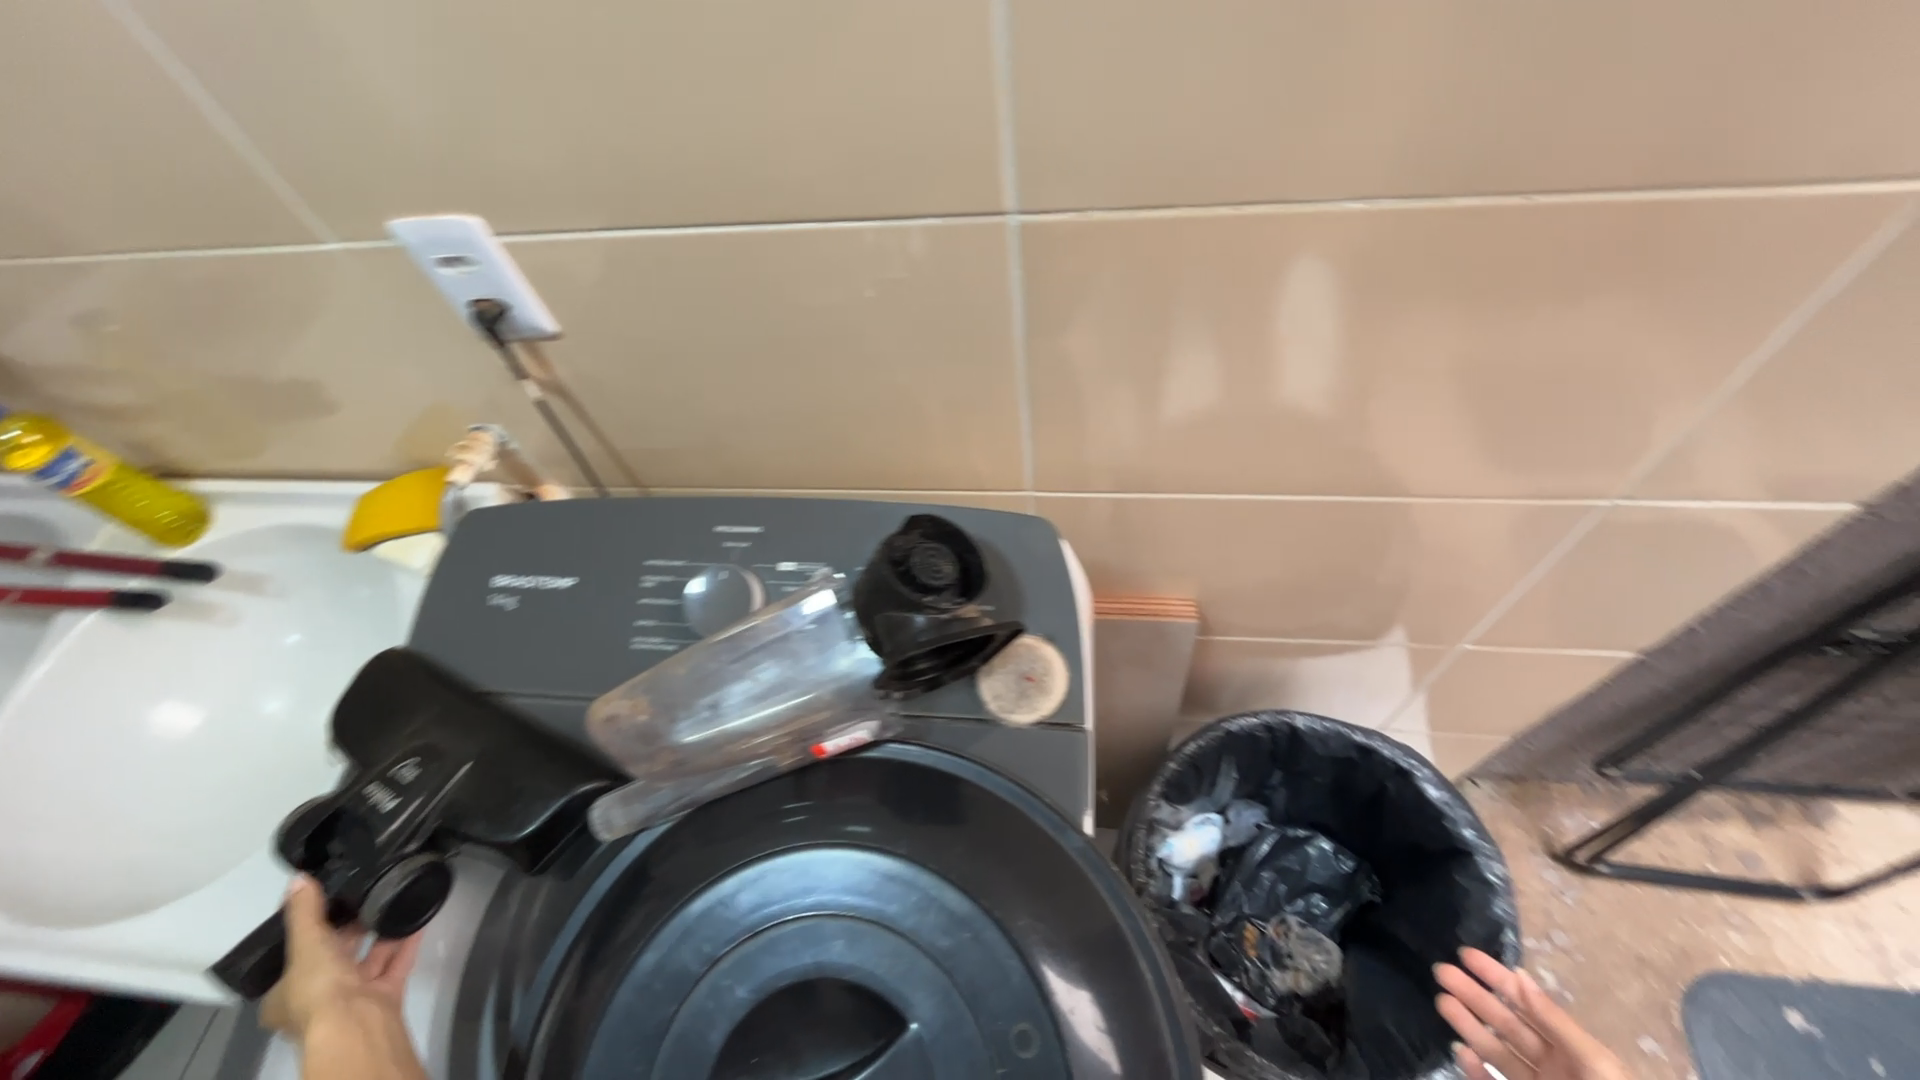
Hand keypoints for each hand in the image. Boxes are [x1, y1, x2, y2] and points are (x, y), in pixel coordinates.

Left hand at [260, 875, 421, 1043]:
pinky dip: (406, 942)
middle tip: (364, 894)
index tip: (326, 903)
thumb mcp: (305, 945)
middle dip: (351, 929)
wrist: (357, 1025)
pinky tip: (418, 919)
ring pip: (368, 960)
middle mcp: (317, 999)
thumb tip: (298, 878)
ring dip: (382, 934)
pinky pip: (396, 964)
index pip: (295, 956)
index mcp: (285, 995)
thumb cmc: (319, 989)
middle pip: (335, 957)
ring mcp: (354, 999)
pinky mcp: (384, 996)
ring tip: (393, 900)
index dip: (309, 930)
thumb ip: (305, 912)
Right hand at [1435, 947, 1631, 1079]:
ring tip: (1442, 1002)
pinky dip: (1476, 1069)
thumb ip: (1556, 1022)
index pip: (1529, 1005)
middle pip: (1507, 1024)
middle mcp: (1552, 1065)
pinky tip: (1460, 1052)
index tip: (1466, 954)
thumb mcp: (1596, 1065)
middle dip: (1475, 996)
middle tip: (1442, 971)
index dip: (1498, 978)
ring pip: (1496, 1051)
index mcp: (1573, 1050)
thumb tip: (1520, 976)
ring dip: (1469, 1026)